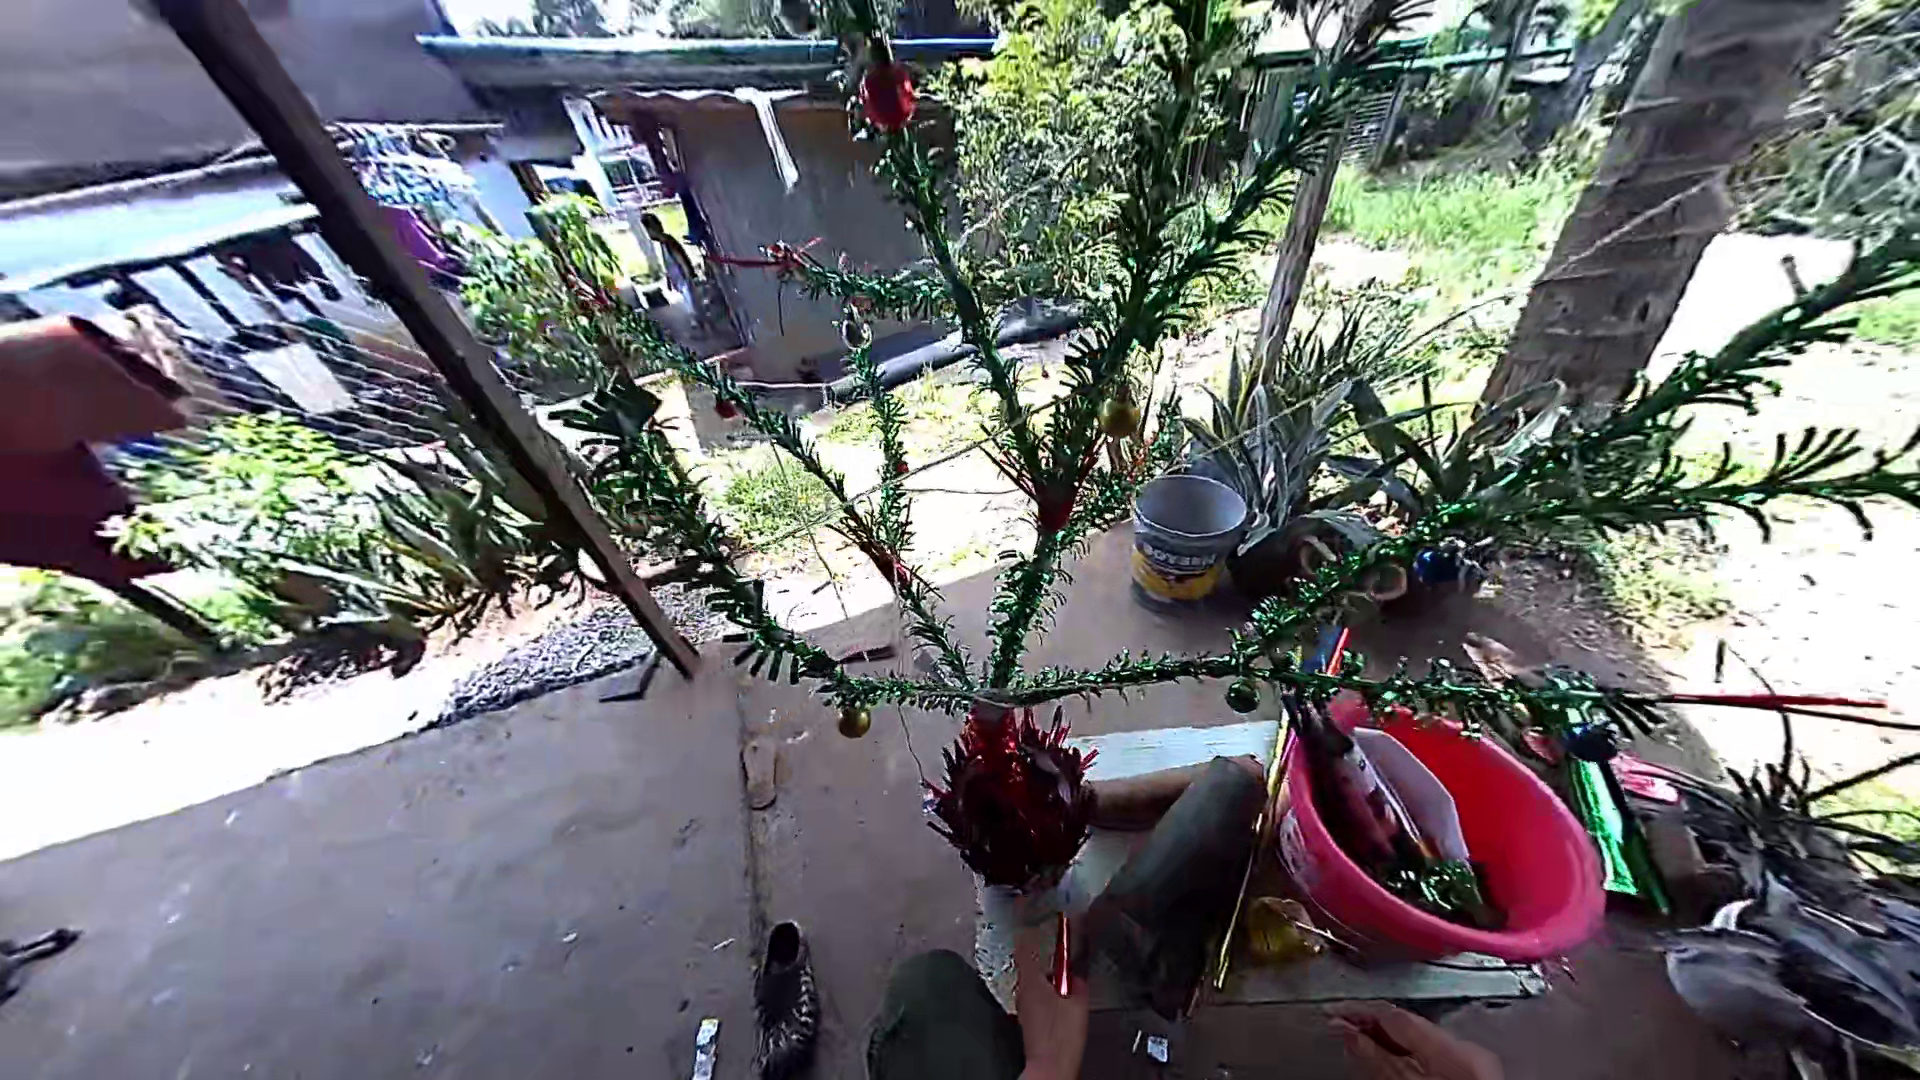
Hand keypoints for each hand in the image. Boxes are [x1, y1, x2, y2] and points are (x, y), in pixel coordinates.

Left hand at [1013, 919, 1087, 1079]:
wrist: (1050, 1070)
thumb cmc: (1061, 1034)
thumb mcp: (1078, 1002)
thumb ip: (1078, 981)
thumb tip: (1077, 973)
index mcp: (1031, 978)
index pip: (1023, 946)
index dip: (1026, 929)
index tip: (1028, 916)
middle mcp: (1022, 989)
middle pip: (1029, 963)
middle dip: (1043, 957)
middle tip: (1057, 951)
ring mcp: (1023, 1005)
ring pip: (1032, 981)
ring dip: (1045, 976)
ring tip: (1061, 979)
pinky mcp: (1027, 1020)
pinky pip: (1035, 997)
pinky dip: (1045, 993)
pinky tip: (1058, 1002)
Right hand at [1328, 1003, 1502, 1079]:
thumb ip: (1375, 1057)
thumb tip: (1342, 1028)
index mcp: (1452, 1044)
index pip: (1392, 1012)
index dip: (1358, 1011)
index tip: (1332, 1014)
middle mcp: (1467, 1047)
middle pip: (1407, 1023)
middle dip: (1373, 1025)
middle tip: (1342, 1028)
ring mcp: (1476, 1063)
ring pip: (1419, 1038)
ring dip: (1388, 1040)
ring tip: (1362, 1044)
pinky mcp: (1478, 1075)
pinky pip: (1433, 1053)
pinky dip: (1409, 1053)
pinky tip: (1392, 1058)